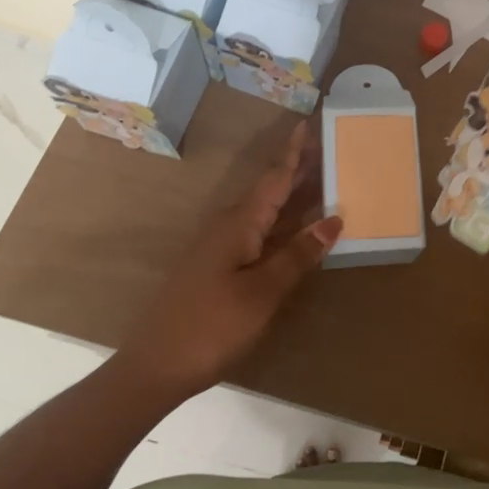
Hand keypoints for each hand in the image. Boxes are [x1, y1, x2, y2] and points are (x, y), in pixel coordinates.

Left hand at [115, 123, 341, 395]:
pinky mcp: (218, 268)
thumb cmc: (212, 326)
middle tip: (327, 145)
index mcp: (240, 224)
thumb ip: (298, 254)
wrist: (155, 367)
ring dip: (291, 194)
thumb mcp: (263, 292)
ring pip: (264, 210)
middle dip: (297, 167)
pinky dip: (282, 220)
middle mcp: (229, 227)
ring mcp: (221, 248)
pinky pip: (258, 230)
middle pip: (270, 189)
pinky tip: (295, 229)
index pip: (275, 178)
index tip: (311, 121)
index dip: (295, 152)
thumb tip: (334, 219)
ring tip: (320, 178)